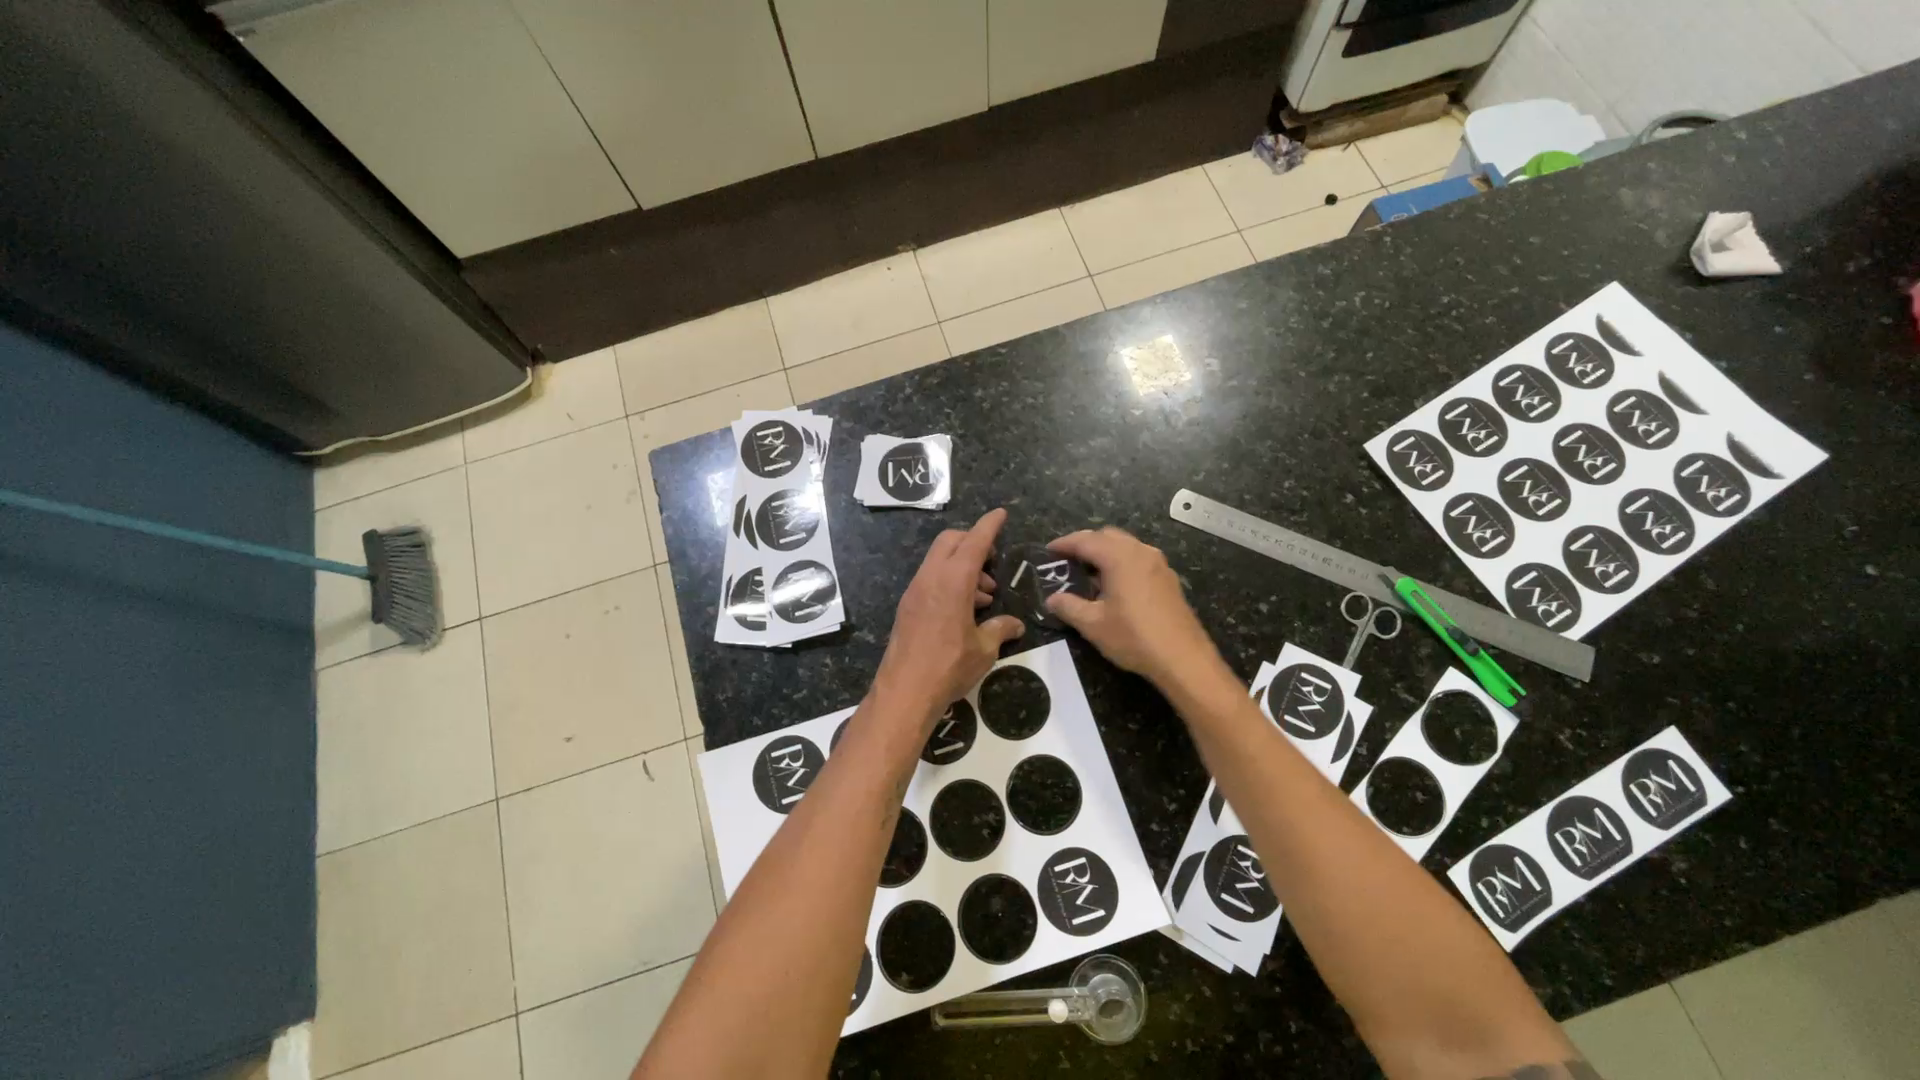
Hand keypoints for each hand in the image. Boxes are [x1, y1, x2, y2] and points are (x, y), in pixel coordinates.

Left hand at [871, 508, 1024, 725]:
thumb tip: (1015, 625)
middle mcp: (930, 578)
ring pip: (939, 561)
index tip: (1000, 514)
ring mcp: (914, 591)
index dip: (989, 526)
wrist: (904, 692)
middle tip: (992, 565)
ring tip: (984, 598)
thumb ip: (1000, 630)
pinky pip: (930, 580)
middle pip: (950, 542)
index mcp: (952, 581)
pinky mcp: (907, 607)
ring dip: (963, 568)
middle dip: (973, 543)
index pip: (974, 541)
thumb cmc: (949, 667)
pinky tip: (964, 611)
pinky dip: (949, 582)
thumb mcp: (984, 649)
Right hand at [1044, 527, 1219, 686]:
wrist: (1183, 658)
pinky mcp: (1168, 579)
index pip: (1086, 541)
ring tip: (1088, 573)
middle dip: (1085, 544)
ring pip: (1126, 546)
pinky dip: (1121, 562)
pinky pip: (1139, 559)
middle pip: (1108, 536)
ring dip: (1105, 552)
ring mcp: (1159, 564)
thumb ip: (1069, 607)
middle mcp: (1141, 552)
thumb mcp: (1093, 625)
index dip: (1064, 544)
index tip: (1048, 551)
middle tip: (1067, 560)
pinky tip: (1115, 586)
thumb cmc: (1134, 638)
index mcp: (1120, 558)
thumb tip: (1052, 599)